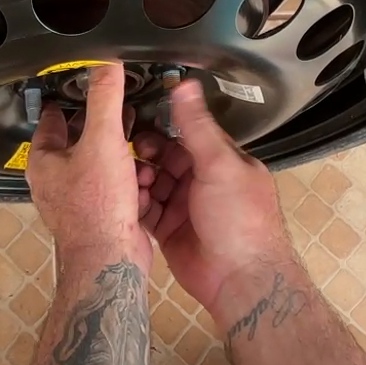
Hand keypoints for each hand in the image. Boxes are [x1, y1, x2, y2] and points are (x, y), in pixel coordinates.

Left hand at [27, 62, 152, 272]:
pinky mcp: (99, 216)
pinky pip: (114, 188)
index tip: (82, 84)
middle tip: (122, 109)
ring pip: (100, 165)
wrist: (110, 259)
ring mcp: (76, 201)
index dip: (68, 99)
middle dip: (102, 126)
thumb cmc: (97, 204)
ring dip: (120, 153)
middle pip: (78, 141)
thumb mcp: (103, 140)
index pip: (52, 119)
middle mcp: (55, 182)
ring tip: (139, 142)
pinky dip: (129, 179)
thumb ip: (104, 98)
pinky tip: (145, 176)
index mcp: (44, 161)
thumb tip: (106, 62)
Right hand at [137, 79, 296, 327]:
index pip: (187, 135)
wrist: (239, 279)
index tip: (137, 120)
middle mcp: (203, 182)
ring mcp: (185, 207)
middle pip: (165, 158)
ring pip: (153, 184)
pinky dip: (135, 204)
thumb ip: (197, 126)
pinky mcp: (169, 230)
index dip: (163, 127)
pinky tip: (125, 200)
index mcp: (222, 161)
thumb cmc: (240, 219)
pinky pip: (147, 210)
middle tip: (126, 152)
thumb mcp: (219, 164)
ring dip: (138, 180)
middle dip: (145, 154)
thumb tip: (186, 85)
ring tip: (126, 180)